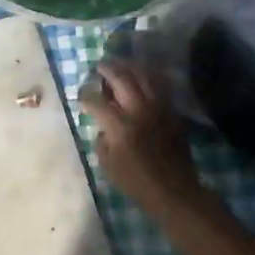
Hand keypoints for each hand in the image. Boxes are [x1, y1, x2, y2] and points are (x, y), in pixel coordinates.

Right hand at [80, 60, 205, 212]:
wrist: (173, 190)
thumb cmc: (135, 181)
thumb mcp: (106, 163)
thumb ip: (101, 139)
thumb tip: (102, 125)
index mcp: (119, 126)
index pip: (96, 101)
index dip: (85, 95)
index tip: (81, 94)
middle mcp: (138, 111)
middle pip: (122, 79)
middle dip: (107, 70)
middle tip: (99, 66)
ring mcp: (158, 109)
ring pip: (145, 78)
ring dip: (131, 68)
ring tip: (121, 64)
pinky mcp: (172, 113)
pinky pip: (161, 88)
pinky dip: (150, 78)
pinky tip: (142, 77)